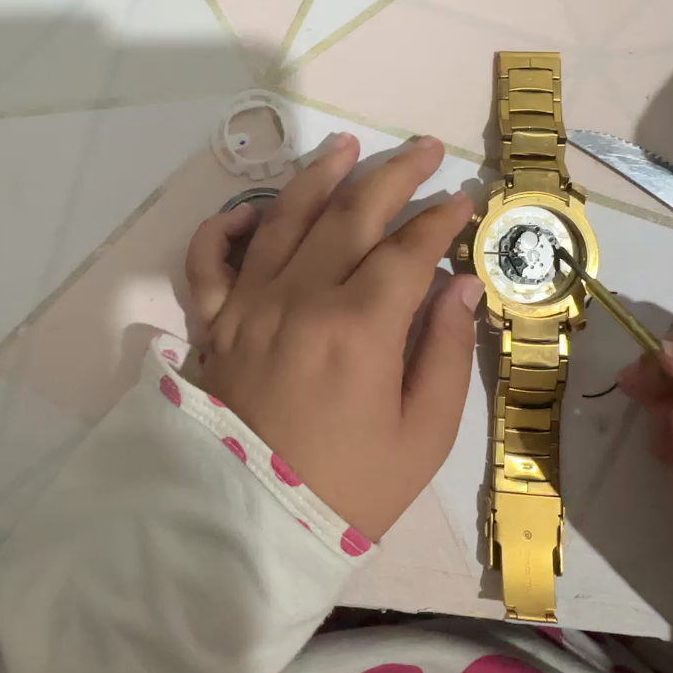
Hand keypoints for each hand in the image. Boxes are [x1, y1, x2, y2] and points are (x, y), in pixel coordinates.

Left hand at [183, 134, 483, 542]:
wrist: (253, 527)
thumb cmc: (348, 488)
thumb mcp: (422, 436)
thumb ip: (446, 352)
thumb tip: (461, 284)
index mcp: (359, 327)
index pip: (408, 249)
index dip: (441, 217)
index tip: (464, 197)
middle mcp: (300, 298)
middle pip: (350, 214)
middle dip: (393, 174)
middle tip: (421, 149)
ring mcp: (249, 303)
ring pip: (283, 217)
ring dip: (318, 176)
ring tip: (345, 145)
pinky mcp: (214, 321)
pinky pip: (208, 259)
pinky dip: (225, 226)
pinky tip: (253, 211)